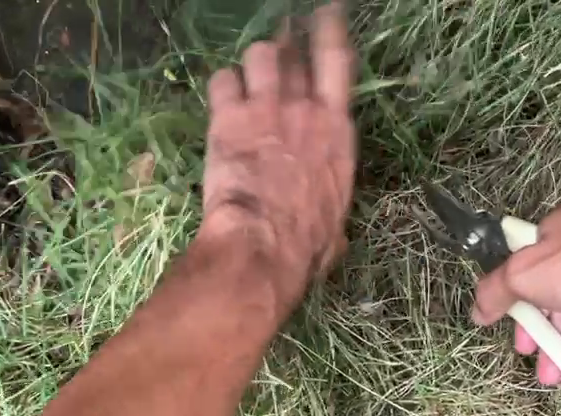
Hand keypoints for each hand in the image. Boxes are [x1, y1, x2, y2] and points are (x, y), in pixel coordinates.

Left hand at [197, 4, 356, 305]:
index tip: (324, 16)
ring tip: (249, 83)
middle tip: (279, 51)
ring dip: (254, 66)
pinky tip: (223, 106)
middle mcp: (305, 109)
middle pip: (294, 52)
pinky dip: (223, 89)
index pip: (337, 61)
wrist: (263, 247)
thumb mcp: (334, 230)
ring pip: (259, 54)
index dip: (328, 31)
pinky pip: (222, 80)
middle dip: (287, 46)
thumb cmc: (305, 249)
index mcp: (338, 134)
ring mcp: (266, 108)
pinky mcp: (228, 118)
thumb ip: (331, 210)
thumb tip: (334, 234)